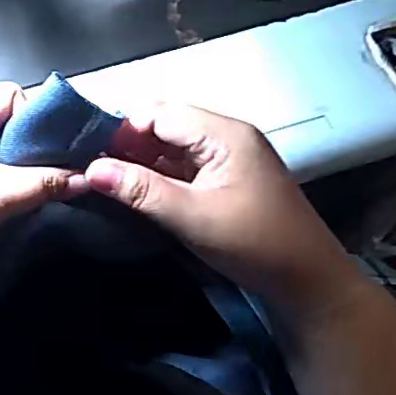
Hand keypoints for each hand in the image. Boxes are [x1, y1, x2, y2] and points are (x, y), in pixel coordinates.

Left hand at [0, 83, 89, 288]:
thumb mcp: (0, 196)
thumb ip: (49, 182)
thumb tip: (88, 177)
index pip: (13, 94)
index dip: (38, 119)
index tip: (54, 153)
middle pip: (4, 120)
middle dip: (29, 146)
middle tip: (46, 176)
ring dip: (12, 167)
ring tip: (26, 192)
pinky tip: (2, 203)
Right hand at [84, 103, 360, 314]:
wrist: (307, 281)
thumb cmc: (255, 244)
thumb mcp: (193, 217)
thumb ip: (141, 191)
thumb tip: (92, 170)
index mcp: (223, 134)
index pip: (158, 113)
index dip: (121, 131)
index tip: (88, 155)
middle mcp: (224, 136)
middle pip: (163, 126)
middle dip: (126, 146)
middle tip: (90, 171)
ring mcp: (225, 158)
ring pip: (169, 148)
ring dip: (139, 163)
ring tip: (103, 183)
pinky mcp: (223, 179)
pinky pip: (181, 168)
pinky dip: (156, 178)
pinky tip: (132, 192)